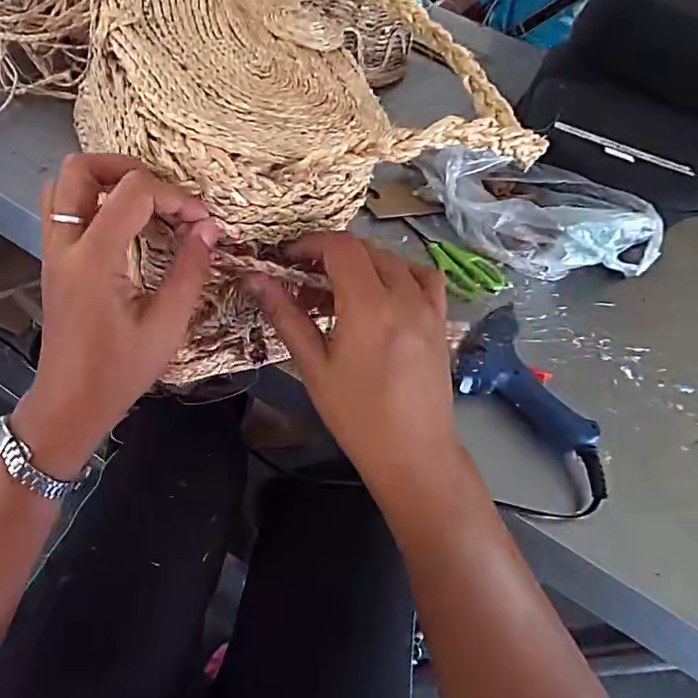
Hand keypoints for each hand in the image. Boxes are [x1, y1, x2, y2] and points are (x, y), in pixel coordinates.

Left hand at [11, 155, 220, 476]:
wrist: (69, 402)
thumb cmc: (119, 371)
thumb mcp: (166, 325)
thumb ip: (190, 270)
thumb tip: (209, 228)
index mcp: (94, 258)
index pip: (133, 192)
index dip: (174, 196)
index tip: (201, 220)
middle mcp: (65, 244)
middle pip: (80, 168)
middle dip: (127, 168)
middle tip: (163, 192)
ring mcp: (52, 251)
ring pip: (63, 184)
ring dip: (103, 178)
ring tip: (141, 200)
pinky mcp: (52, 261)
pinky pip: (59, 208)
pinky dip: (88, 199)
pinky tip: (120, 223)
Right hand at [249, 232, 459, 478]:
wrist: (413, 452)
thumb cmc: (356, 415)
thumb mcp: (313, 367)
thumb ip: (286, 317)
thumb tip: (256, 280)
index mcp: (368, 307)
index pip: (341, 247)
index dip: (310, 244)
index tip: (288, 259)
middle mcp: (403, 297)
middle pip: (365, 249)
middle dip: (331, 255)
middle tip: (305, 281)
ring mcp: (428, 307)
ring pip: (393, 259)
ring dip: (362, 263)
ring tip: (340, 289)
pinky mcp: (441, 320)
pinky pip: (424, 277)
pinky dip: (400, 271)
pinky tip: (384, 293)